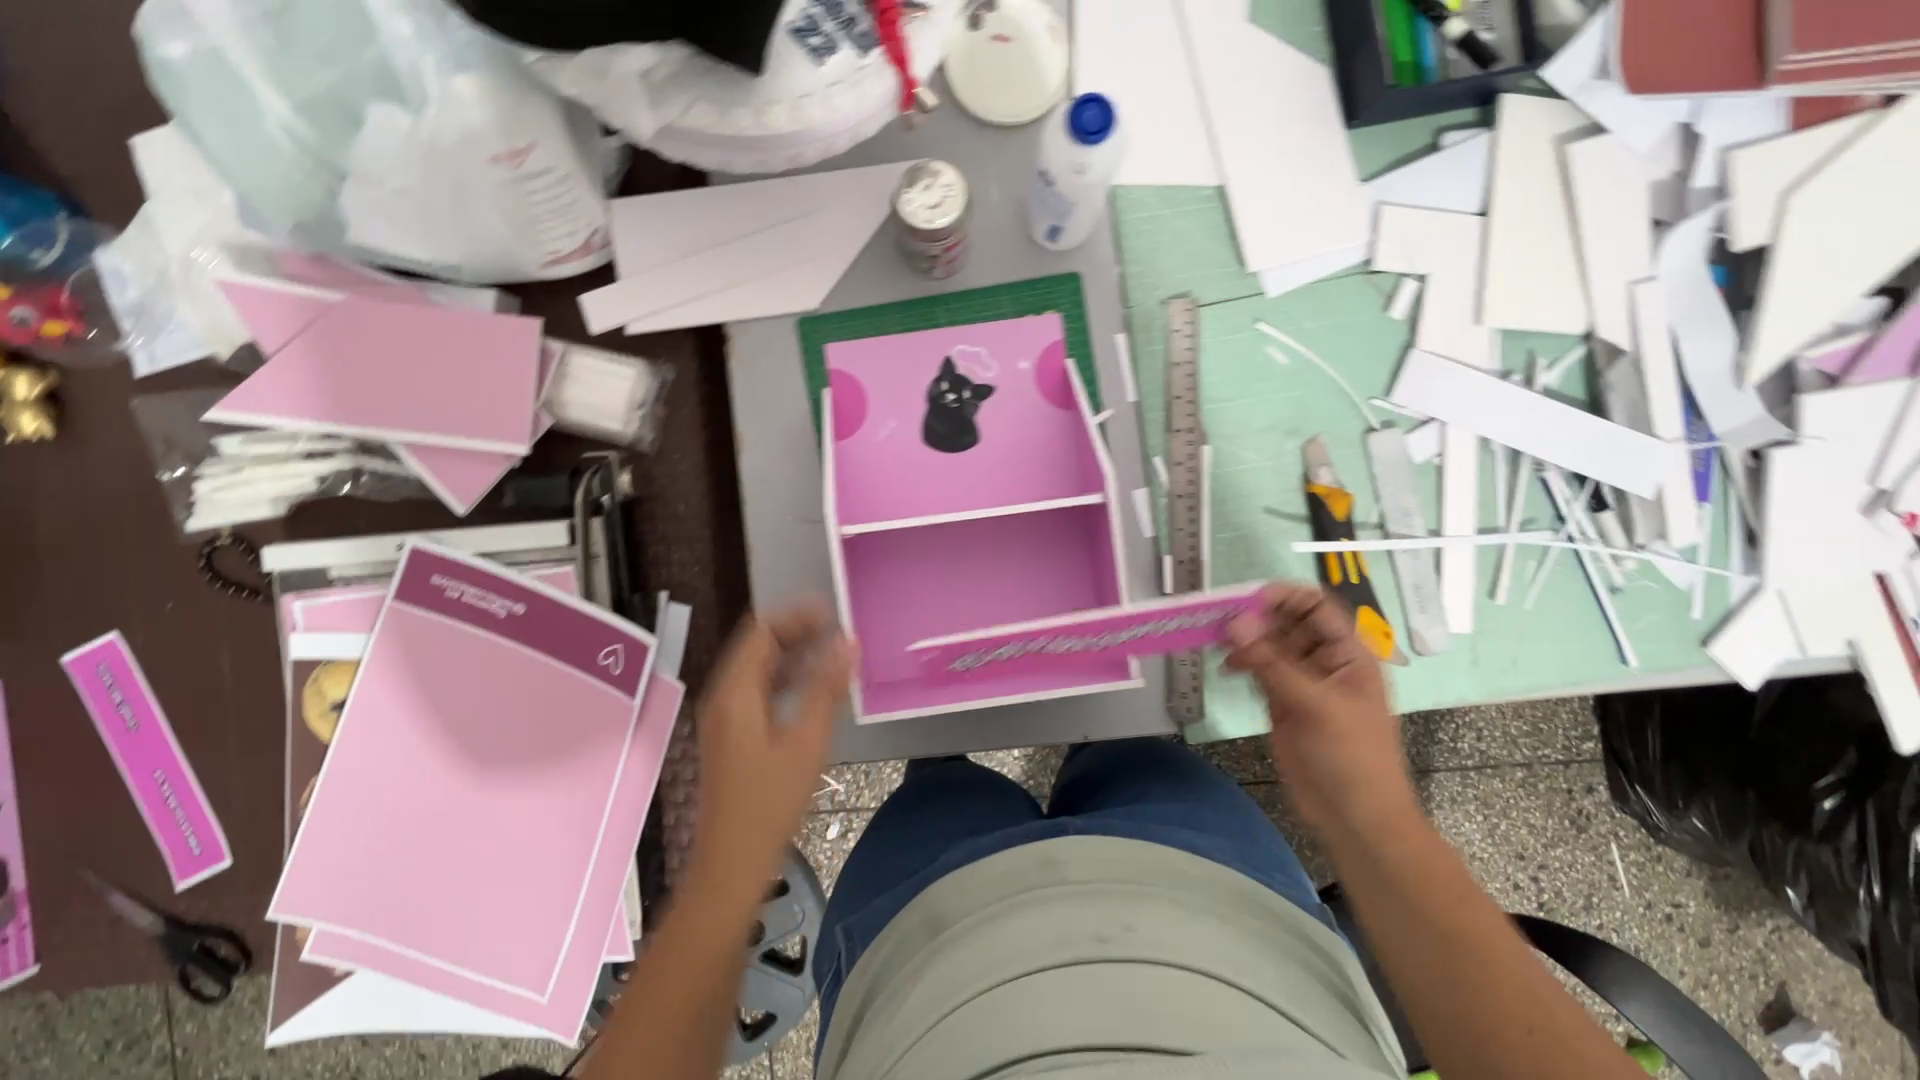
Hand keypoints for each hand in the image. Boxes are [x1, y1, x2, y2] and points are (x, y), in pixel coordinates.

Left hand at [692, 601, 854, 890]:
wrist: (731, 862)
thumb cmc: (770, 803)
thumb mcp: (807, 743)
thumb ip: (827, 689)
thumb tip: (849, 644)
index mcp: (735, 693)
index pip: (761, 631)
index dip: (796, 617)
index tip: (833, 613)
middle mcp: (723, 698)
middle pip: (758, 648)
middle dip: (797, 634)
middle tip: (839, 631)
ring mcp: (724, 719)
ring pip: (759, 672)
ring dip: (794, 658)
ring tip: (835, 654)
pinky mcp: (732, 738)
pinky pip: (758, 694)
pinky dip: (785, 683)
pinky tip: (815, 690)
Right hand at [1222, 582, 1418, 841]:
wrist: (1355, 816)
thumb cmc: (1351, 756)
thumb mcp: (1316, 704)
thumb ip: (1272, 662)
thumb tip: (1234, 622)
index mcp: (1349, 653)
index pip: (1316, 607)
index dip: (1284, 597)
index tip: (1246, 599)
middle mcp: (1325, 661)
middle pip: (1288, 623)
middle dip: (1257, 617)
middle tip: (1221, 620)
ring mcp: (1302, 683)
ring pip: (1270, 646)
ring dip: (1245, 639)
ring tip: (1217, 640)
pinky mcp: (1282, 704)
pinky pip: (1260, 671)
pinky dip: (1242, 663)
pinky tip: (1225, 666)